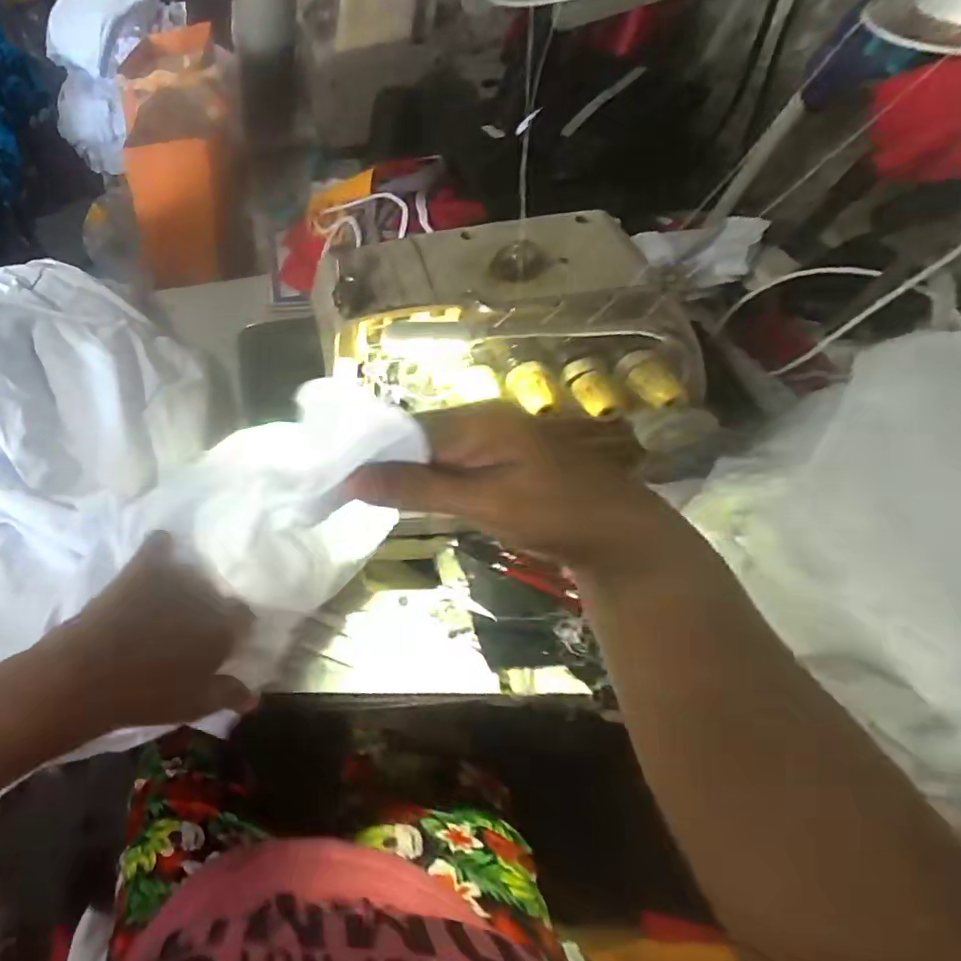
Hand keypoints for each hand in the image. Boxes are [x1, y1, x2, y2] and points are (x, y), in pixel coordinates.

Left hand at [40, 533, 255, 731]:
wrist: (90, 673)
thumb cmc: (146, 695)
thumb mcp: (193, 704)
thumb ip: (227, 694)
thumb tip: (253, 696)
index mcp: (221, 630)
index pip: (243, 615)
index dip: (233, 625)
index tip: (220, 637)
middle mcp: (204, 597)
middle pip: (215, 592)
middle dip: (207, 604)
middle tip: (186, 623)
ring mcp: (173, 577)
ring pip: (190, 570)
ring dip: (184, 581)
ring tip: (167, 598)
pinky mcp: (143, 567)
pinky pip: (159, 543)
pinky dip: (161, 546)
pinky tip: (158, 553)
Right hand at [344, 403, 691, 574]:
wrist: (627, 540)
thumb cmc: (557, 516)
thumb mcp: (482, 504)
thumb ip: (417, 489)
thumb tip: (352, 479)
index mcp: (478, 420)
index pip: (404, 429)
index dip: (368, 452)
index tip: (334, 477)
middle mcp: (480, 420)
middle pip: (412, 437)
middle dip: (380, 463)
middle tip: (342, 491)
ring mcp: (489, 440)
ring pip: (426, 453)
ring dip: (398, 474)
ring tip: (360, 495)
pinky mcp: (495, 461)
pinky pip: (445, 464)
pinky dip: (422, 481)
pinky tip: (402, 497)